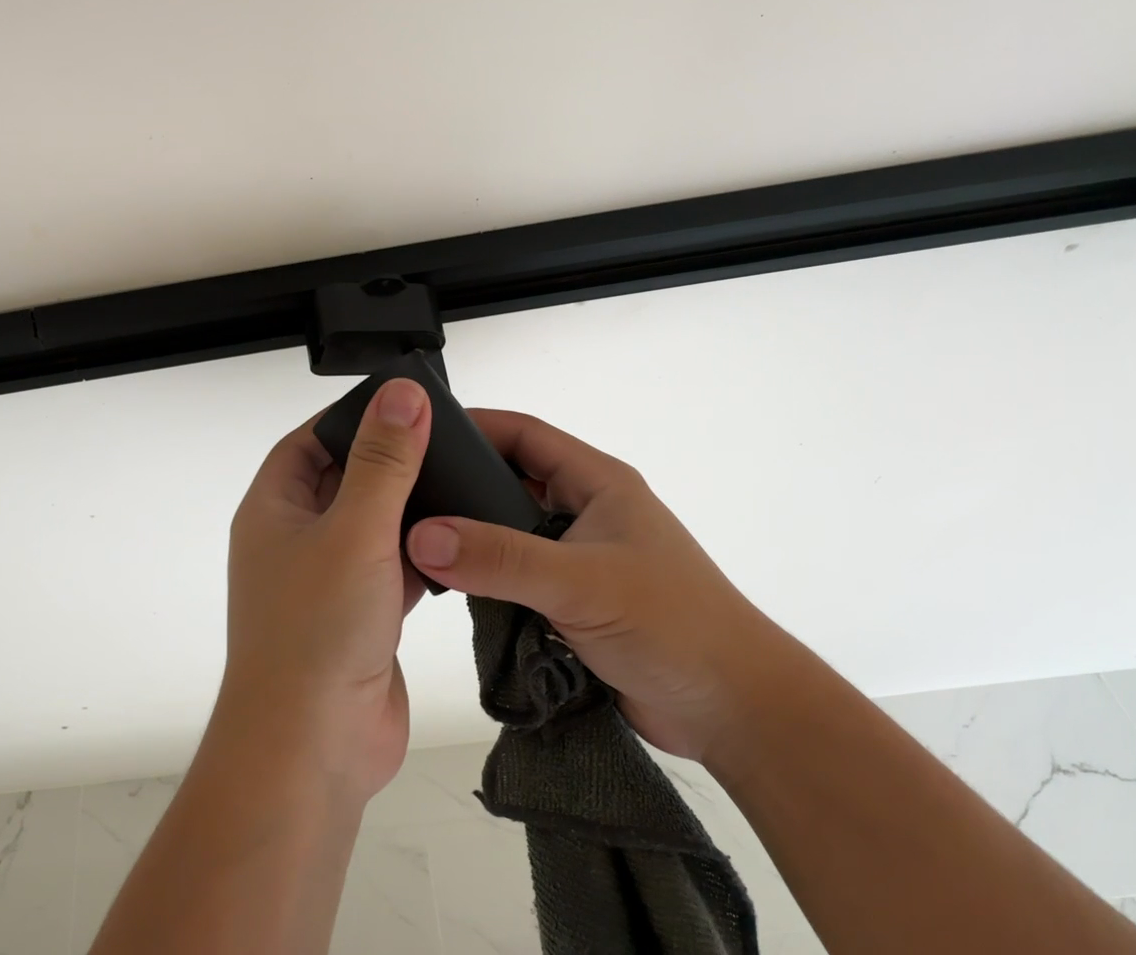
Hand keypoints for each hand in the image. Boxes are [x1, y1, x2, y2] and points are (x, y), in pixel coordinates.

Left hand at [219, 379, 431, 802]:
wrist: (313, 745)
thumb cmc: (310, 640)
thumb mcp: (354, 529)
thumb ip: (384, 462)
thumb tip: (401, 397)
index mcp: (273, 511)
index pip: (308, 443)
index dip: (350, 418)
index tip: (397, 404)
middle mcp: (294, 543)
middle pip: (343, 481)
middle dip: (387, 462)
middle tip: (438, 442)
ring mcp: (327, 583)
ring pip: (371, 527)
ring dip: (406, 511)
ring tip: (452, 490)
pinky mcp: (360, 619)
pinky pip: (391, 570)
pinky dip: (419, 557)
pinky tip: (450, 548)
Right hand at [403, 409, 796, 763]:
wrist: (730, 708)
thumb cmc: (673, 626)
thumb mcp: (580, 582)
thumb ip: (501, 559)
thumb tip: (422, 536)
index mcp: (598, 484)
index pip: (525, 435)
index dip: (475, 427)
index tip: (418, 434)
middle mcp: (586, 515)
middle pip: (512, 484)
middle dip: (463, 487)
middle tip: (405, 495)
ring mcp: (580, 561)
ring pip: (510, 536)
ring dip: (473, 541)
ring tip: (415, 544)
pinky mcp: (574, 605)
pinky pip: (517, 580)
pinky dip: (487, 582)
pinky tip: (453, 591)